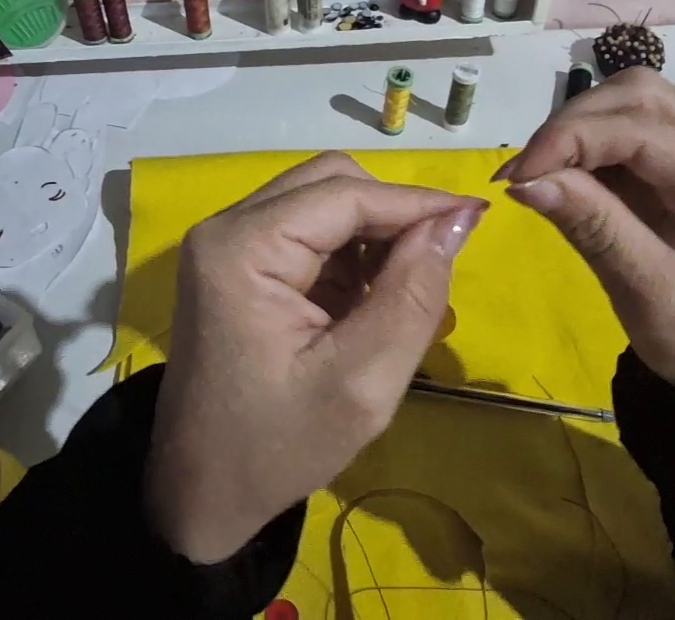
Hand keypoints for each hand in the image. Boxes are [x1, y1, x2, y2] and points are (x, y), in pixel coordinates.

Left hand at [145, 152, 486, 562]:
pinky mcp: (237, 261)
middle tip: (435, 264)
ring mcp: (228, 242)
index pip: (344, 195)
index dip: (416, 201)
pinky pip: (306, 231)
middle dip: (390, 215)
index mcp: (243, 249)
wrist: (198, 490)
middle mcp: (227, 228)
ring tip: (399, 295)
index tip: (476, 217)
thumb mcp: (361, 384)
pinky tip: (365, 303)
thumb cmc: (276, 448)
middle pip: (329, 183)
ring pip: (321, 202)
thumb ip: (412, 296)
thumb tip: (455, 221)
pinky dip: (348, 254)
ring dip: (371, 235)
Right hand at [499, 69, 674, 447]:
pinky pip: (630, 129)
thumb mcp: (652, 301)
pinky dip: (585, 145)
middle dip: (573, 124)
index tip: (516, 175)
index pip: (649, 131)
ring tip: (539, 175)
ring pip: (634, 102)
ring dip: (576, 129)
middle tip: (525, 174)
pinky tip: (562, 176)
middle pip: (643, 96)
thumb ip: (596, 230)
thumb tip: (525, 180)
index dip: (574, 138)